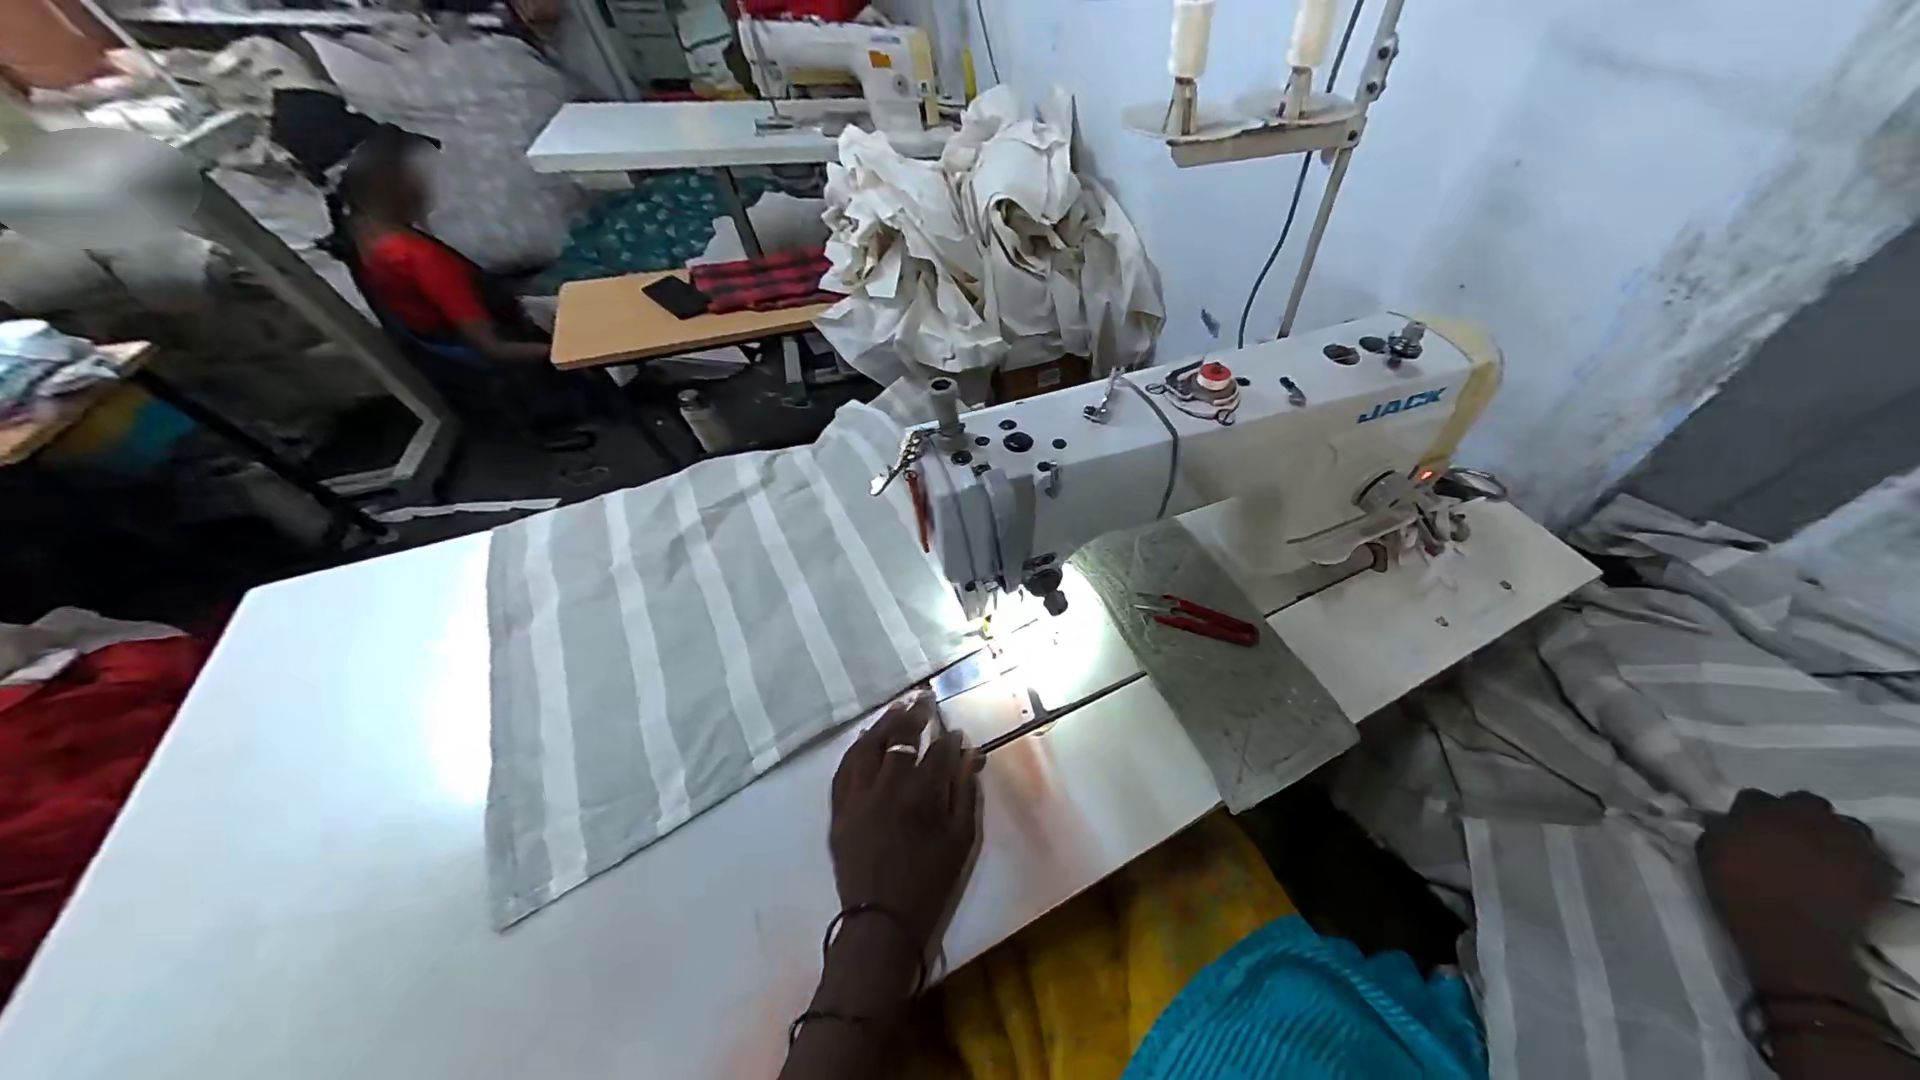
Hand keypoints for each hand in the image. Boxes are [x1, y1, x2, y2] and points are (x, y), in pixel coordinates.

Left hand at [829, 689, 981, 952]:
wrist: (880, 922)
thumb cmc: (930, 883)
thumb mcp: (961, 841)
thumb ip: (966, 793)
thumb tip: (971, 754)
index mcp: (921, 797)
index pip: (938, 752)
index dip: (949, 739)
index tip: (956, 732)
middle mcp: (886, 789)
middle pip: (899, 738)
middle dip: (914, 715)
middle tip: (923, 699)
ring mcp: (857, 797)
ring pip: (867, 746)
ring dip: (883, 723)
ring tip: (897, 708)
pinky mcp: (838, 809)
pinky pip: (844, 768)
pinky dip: (856, 749)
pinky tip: (865, 737)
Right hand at [1698, 789, 1898, 951]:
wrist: (1790, 932)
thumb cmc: (1737, 886)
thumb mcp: (1709, 850)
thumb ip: (1723, 828)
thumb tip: (1730, 823)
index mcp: (1762, 809)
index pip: (1754, 796)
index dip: (1750, 811)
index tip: (1746, 825)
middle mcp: (1809, 817)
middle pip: (1807, 803)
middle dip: (1799, 815)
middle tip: (1789, 836)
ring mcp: (1851, 844)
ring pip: (1849, 827)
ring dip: (1836, 835)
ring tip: (1824, 854)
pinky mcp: (1882, 872)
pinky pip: (1877, 860)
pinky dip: (1865, 864)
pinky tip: (1850, 877)